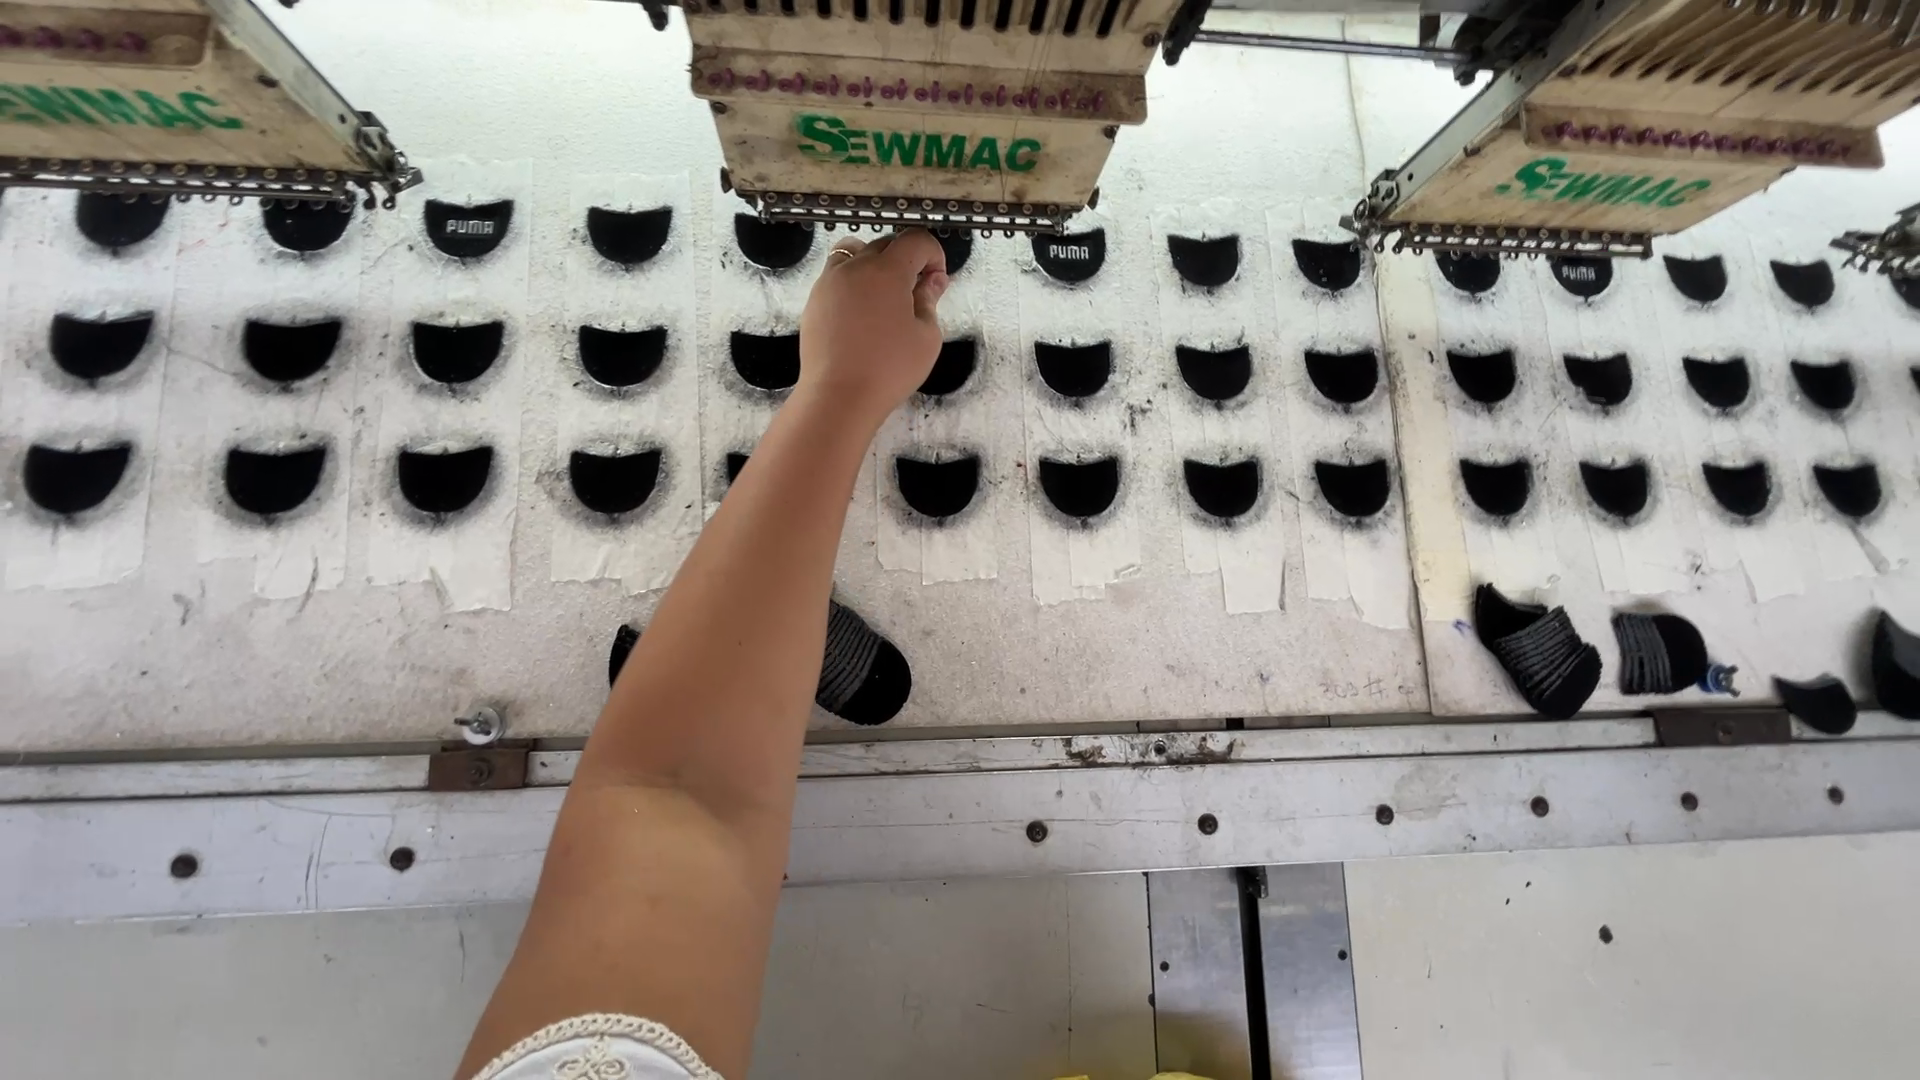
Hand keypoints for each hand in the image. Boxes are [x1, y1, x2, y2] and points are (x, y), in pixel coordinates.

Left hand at [797, 228, 949, 428]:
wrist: (838, 396)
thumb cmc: (889, 369)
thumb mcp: (925, 337)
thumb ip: (929, 301)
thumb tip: (933, 281)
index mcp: (887, 270)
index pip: (915, 240)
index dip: (933, 254)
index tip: (938, 280)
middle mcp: (855, 266)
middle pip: (886, 245)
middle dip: (907, 261)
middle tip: (918, 294)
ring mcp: (829, 282)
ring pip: (855, 254)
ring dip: (876, 266)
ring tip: (886, 299)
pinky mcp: (814, 302)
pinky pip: (837, 278)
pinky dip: (854, 284)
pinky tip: (863, 316)